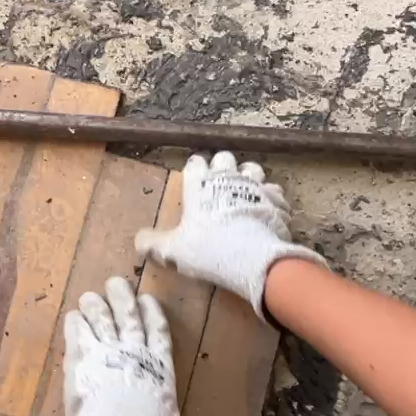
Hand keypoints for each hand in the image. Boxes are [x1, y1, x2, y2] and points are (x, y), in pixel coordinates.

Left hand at [62, 276, 198, 415]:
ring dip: (95, 306)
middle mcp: (134, 352)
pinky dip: (75, 323)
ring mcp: (106, 350)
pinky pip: (77, 332)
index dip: (153, 314)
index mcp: (160, 367)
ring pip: (100, 319)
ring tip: (90, 297)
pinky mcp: (81, 356)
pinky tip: (73, 316)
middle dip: (122, 298)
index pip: (159, 332)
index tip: (147, 299)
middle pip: (128, 316)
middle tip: (115, 283)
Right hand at [134, 151, 326, 318]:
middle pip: (224, 157)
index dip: (194, 170)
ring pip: (253, 168)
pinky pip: (274, 191)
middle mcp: (227, 178)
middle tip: (219, 185)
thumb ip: (153, 244)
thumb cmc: (208, 249)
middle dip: (222, 167)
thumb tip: (138, 241)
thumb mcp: (172, 251)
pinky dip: (270, 198)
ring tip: (245, 192)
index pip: (194, 163)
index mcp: (199, 185)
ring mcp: (255, 186)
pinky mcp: (276, 200)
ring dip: (249, 176)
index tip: (193, 181)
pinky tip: (267, 211)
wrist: (252, 259)